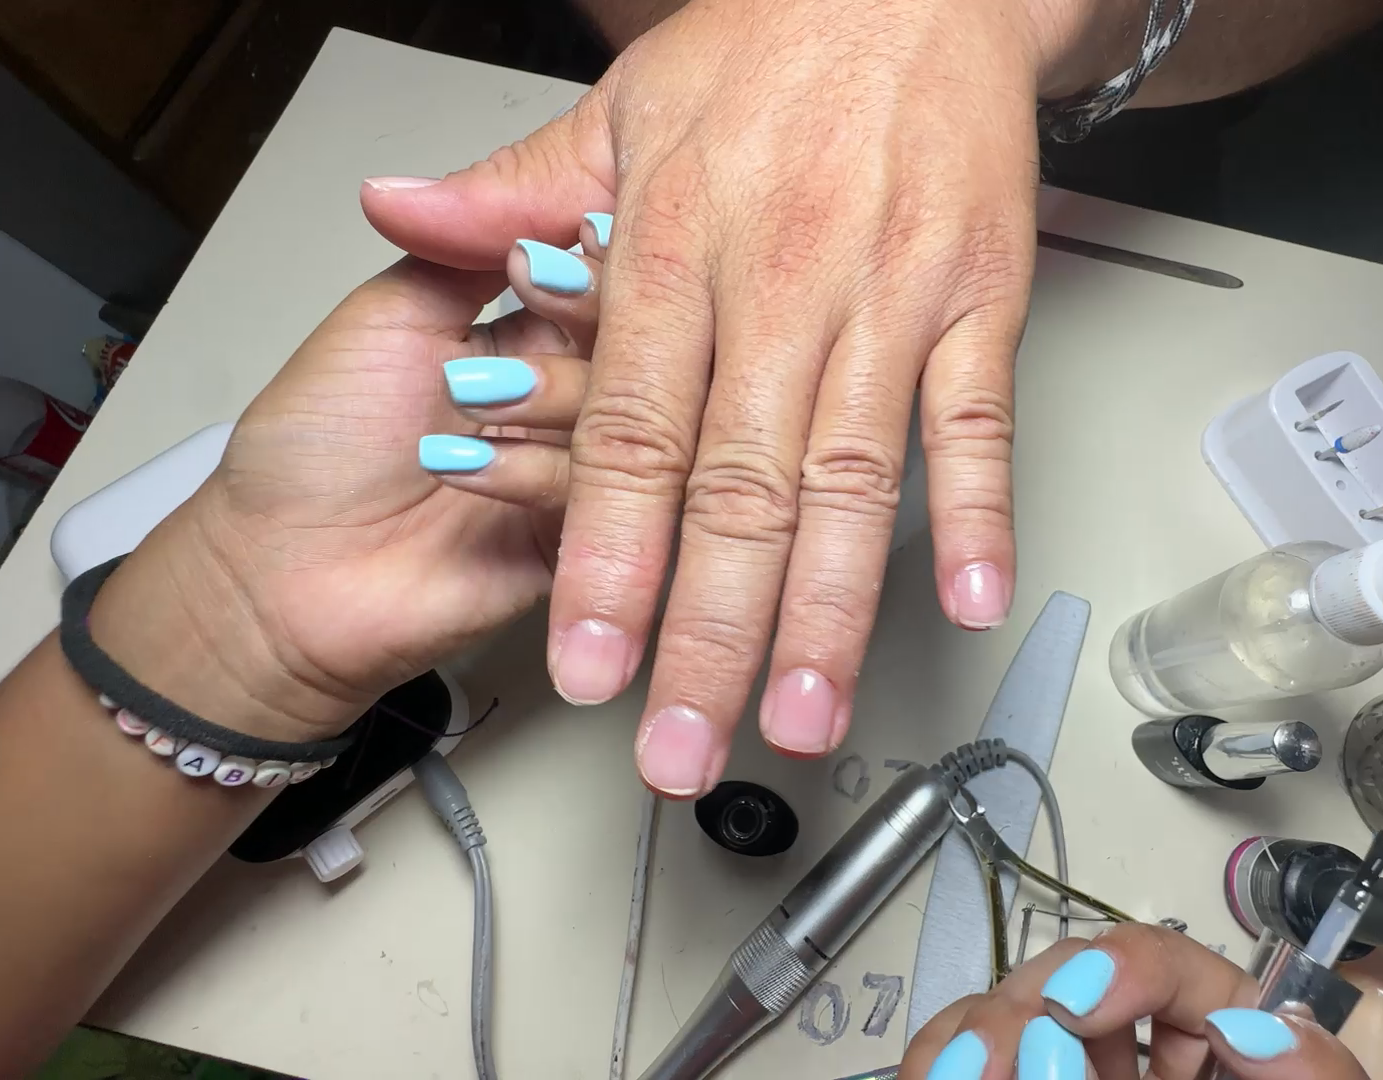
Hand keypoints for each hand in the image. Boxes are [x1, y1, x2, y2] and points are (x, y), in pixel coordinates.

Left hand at [89, 238, 605, 741]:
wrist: (286, 567)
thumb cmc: (321, 443)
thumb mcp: (394, 316)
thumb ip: (471, 257)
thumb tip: (539, 197)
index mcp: (534, 347)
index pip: (602, 297)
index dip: (595, 273)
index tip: (575, 251)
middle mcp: (568, 408)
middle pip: (630, 361)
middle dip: (580, 340)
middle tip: (511, 341)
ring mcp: (578, 476)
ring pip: (627, 428)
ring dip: (552, 405)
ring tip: (469, 407)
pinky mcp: (579, 539)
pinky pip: (601, 502)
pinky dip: (542, 474)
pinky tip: (467, 467)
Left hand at [359, 0, 1141, 795]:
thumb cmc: (775, 45)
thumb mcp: (627, 104)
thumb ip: (523, 189)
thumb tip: (402, 218)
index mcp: (681, 244)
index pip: (634, 437)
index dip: (612, 564)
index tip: (597, 671)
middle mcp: (784, 287)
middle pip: (740, 491)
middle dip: (713, 634)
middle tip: (686, 746)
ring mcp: (891, 300)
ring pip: (852, 482)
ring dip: (830, 613)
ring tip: (805, 717)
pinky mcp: (981, 302)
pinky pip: (977, 424)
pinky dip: (974, 516)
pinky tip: (965, 603)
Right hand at [900, 925, 1369, 1079]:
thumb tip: (1255, 1029)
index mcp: (1214, 1035)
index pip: (1166, 962)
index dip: (1120, 963)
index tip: (1078, 1002)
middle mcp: (1134, 1044)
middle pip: (1062, 981)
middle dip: (1020, 1010)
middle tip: (992, 1062)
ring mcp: (1074, 1070)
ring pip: (1003, 1019)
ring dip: (968, 1039)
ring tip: (953, 1075)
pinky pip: (969, 1062)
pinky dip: (942, 1065)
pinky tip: (934, 1077)